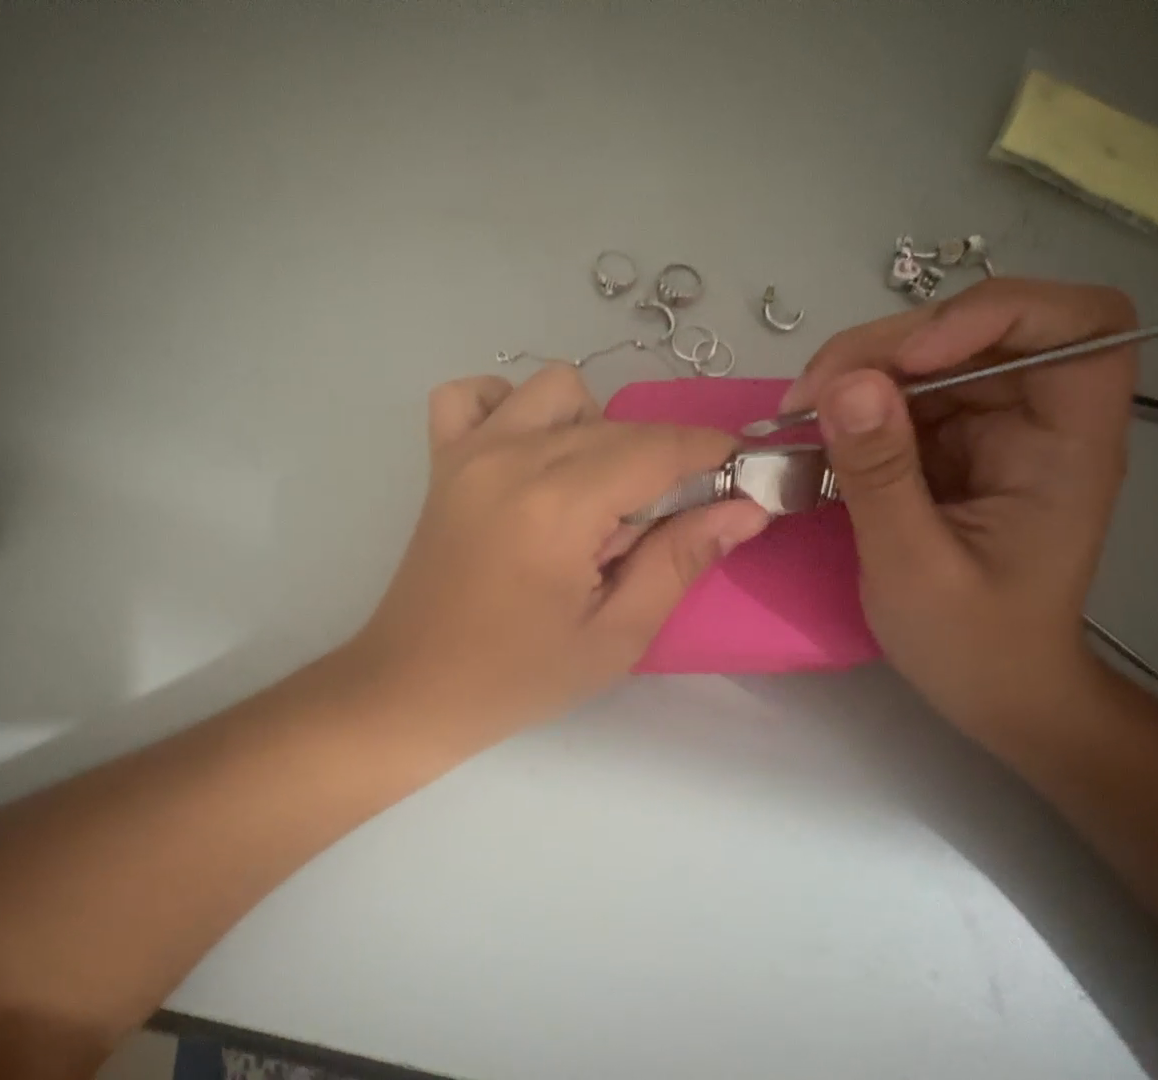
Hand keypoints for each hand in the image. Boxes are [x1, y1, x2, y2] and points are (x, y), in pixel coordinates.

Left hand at [352, 364, 769, 738]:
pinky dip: (510, 407)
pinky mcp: (442, 461)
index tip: (743, 470)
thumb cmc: (516, 677)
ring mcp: (470, 452)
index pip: (658, 448)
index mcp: (559, 506)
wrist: (413, 687)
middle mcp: (512, 458)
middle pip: (617, 423)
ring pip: (555, 389)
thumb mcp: (615, 636)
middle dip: (661, 457)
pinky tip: (528, 454)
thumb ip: (680, 561)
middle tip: (659, 523)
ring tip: (592, 489)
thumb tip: (745, 509)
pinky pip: (474, 396)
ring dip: (592, 424)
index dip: (712, 451)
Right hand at [785, 279, 1137, 729]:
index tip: (911, 359)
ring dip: (860, 369)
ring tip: (799, 412)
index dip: (998, 314)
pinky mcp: (952, 443)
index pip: (1082, 326)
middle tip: (810, 393)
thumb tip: (843, 383)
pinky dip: (853, 401)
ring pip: (931, 354)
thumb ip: (880, 474)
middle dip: (890, 346)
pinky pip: (902, 394)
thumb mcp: (913, 566)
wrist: (994, 689)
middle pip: (982, 329)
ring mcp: (993, 428)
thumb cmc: (974, 643)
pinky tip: (814, 429)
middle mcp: (1038, 420)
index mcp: (1068, 446)